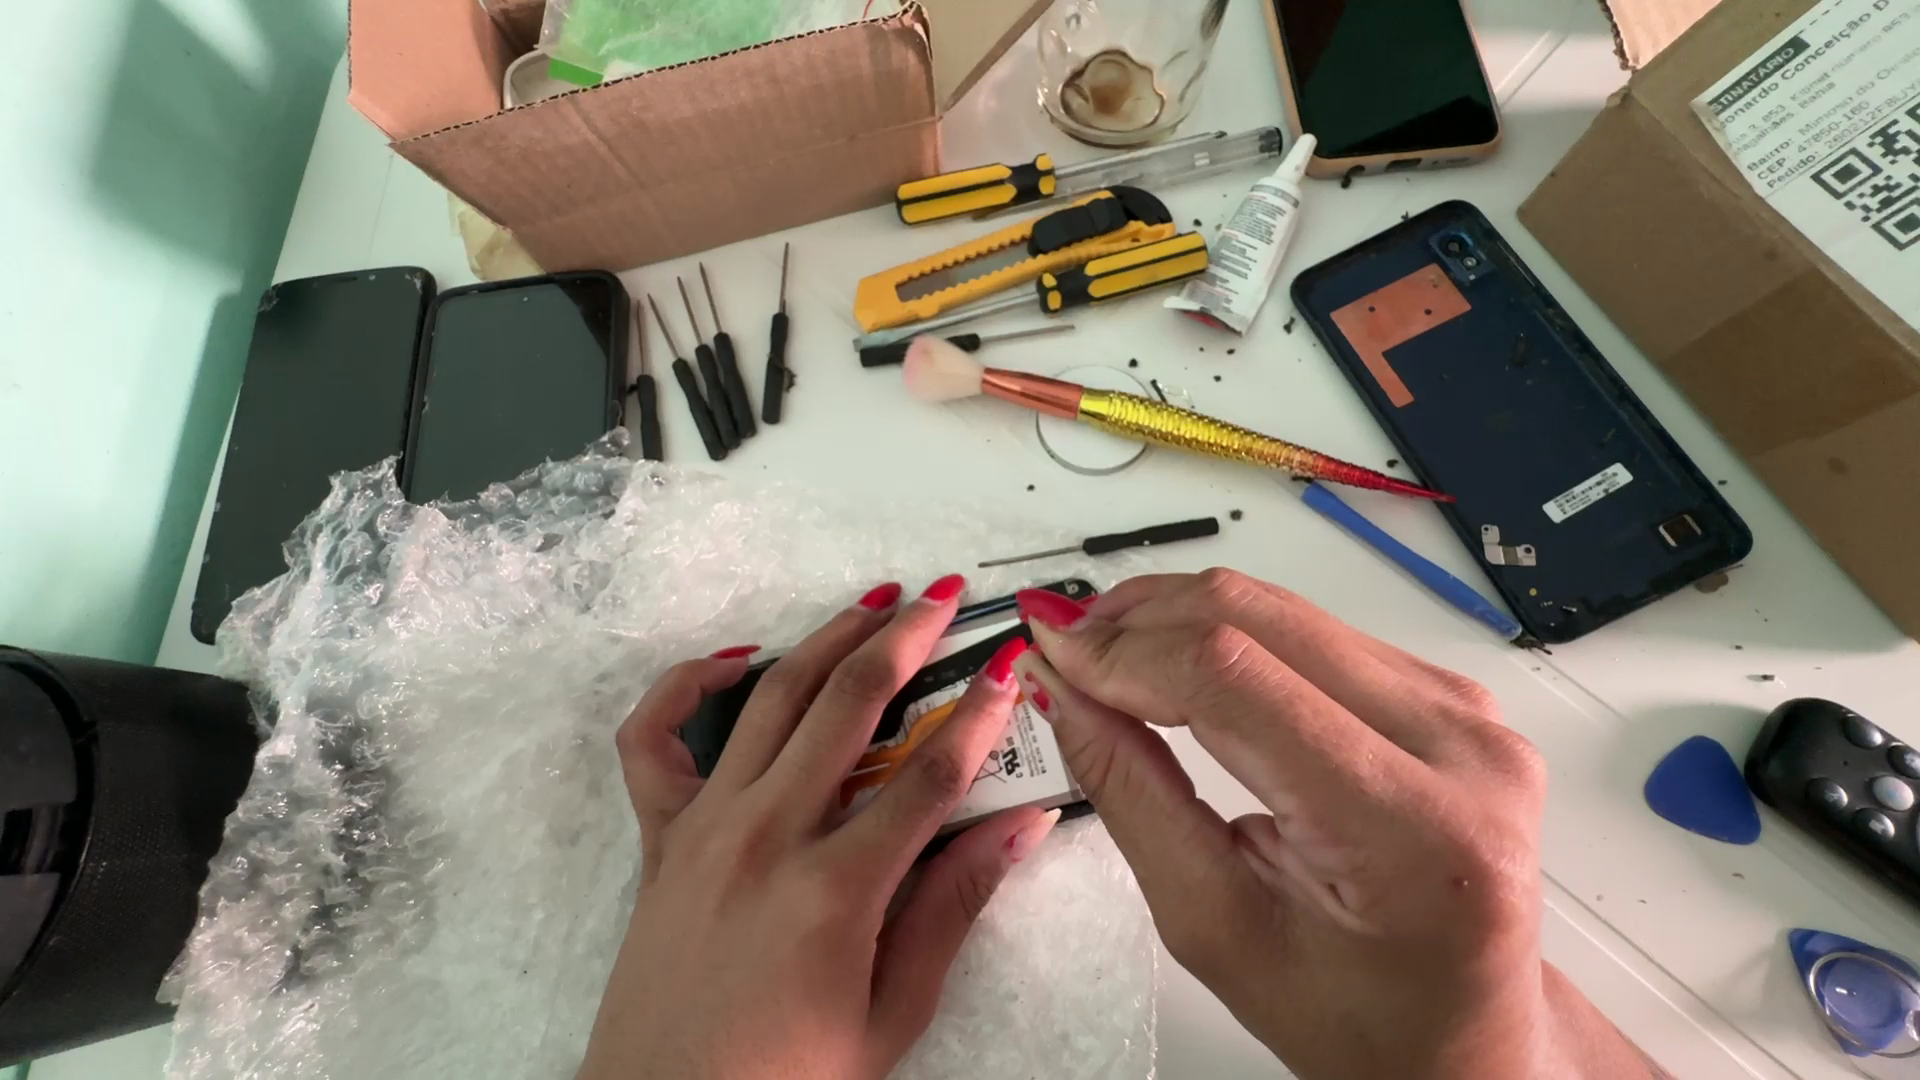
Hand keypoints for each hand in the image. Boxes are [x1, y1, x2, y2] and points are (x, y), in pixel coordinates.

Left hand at [578, 577, 1059, 1079]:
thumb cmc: (789, 1079)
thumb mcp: (891, 1014)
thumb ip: (954, 906)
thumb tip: (1021, 824)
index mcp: (835, 888)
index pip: (931, 775)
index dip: (981, 714)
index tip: (1009, 667)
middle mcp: (767, 833)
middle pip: (849, 704)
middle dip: (906, 639)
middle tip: (941, 596)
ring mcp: (706, 823)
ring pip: (773, 698)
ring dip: (827, 638)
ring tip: (873, 601)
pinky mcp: (660, 832)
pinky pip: (653, 737)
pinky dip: (687, 686)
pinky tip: (736, 661)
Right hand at [1009, 571, 1663, 1079]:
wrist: (1463, 1028)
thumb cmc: (1343, 1011)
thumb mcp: (1207, 921)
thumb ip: (1128, 790)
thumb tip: (1060, 687)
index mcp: (1408, 830)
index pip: (1230, 680)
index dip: (1121, 651)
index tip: (1047, 649)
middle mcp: (1454, 745)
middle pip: (1251, 619)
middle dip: (1134, 619)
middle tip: (1062, 644)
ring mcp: (1458, 706)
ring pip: (1272, 606)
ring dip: (1170, 614)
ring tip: (1104, 649)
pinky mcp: (1440, 689)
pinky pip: (1302, 625)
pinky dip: (1218, 627)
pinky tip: (1172, 657)